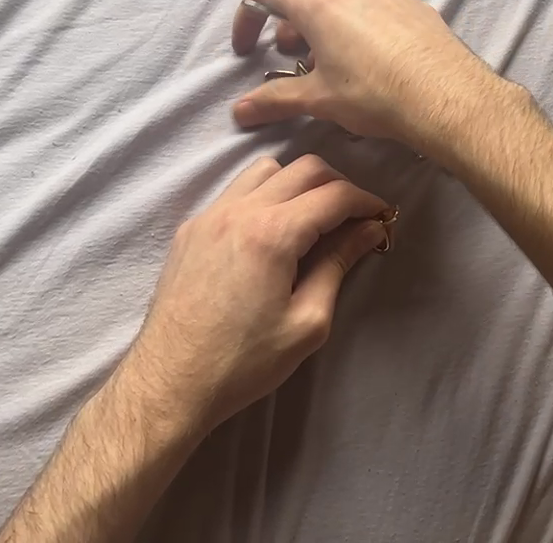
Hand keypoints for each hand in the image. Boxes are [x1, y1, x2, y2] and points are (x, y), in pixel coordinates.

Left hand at [123, 155, 389, 434]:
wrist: (169, 385)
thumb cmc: (243, 363)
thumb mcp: (307, 322)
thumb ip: (339, 265)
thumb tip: (369, 230)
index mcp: (272, 233)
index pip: (334, 195)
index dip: (367, 202)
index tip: (382, 218)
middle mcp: (240, 209)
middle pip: (304, 168)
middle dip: (338, 185)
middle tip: (354, 217)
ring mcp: (211, 214)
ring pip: (267, 169)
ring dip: (298, 183)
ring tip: (311, 219)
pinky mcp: (191, 227)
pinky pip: (236, 190)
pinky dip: (264, 195)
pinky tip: (270, 231)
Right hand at [230, 0, 515, 150]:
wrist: (448, 97)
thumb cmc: (375, 95)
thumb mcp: (320, 100)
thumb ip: (276, 101)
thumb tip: (239, 110)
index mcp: (320, 5)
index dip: (248, 14)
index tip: (247, 48)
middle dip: (295, 6)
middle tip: (295, 48)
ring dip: (331, 14)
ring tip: (334, 56)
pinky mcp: (418, 7)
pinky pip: (382, 3)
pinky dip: (366, 20)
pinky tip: (377, 57)